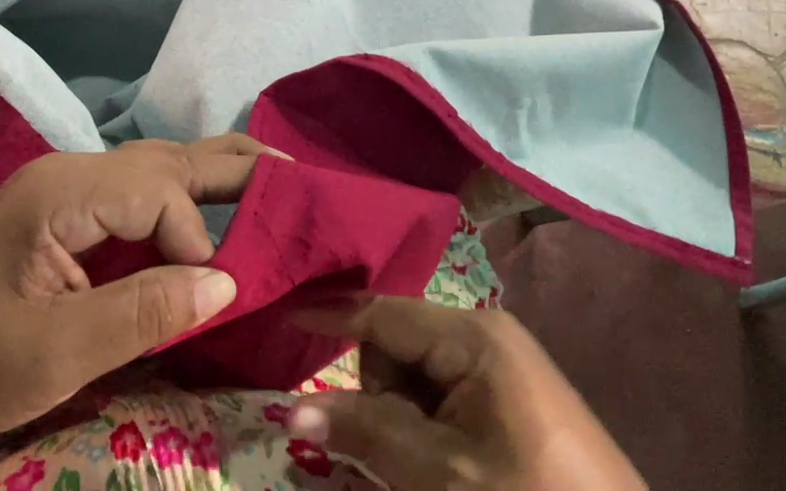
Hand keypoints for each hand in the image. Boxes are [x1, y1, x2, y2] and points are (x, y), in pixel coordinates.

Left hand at [0, 135, 270, 490]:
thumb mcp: (57, 353)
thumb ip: (144, 312)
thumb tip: (227, 282)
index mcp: (58, 192)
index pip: (157, 188)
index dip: (194, 237)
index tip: (205, 296)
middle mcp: (65, 173)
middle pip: (163, 158)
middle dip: (228, 168)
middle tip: (296, 175)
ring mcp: (62, 191)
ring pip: (152, 170)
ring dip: (207, 181)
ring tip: (269, 183)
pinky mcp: (63, 216)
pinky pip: (135, 197)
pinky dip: (179, 205)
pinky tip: (210, 215)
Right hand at [288, 298, 643, 490]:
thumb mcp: (439, 474)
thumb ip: (365, 431)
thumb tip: (293, 409)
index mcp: (472, 335)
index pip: (381, 311)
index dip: (328, 315)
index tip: (278, 315)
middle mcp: (484, 336)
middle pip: (394, 345)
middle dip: (375, 394)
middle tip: (388, 455)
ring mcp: (499, 369)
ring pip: (414, 378)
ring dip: (397, 420)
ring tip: (417, 474)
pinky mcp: (507, 401)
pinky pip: (441, 400)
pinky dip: (422, 432)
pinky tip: (428, 471)